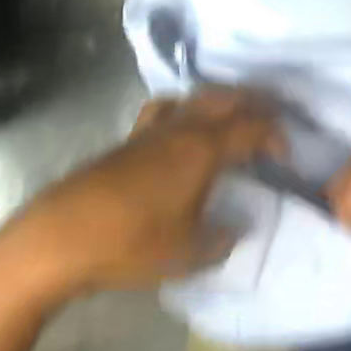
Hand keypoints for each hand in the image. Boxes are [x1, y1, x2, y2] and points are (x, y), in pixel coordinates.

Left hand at [12, 90, 281, 293]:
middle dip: (255, 101)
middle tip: (274, 113)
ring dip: (222, 98)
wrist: (63, 235)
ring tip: (235, 112)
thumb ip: (221, 240)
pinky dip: (184, 107)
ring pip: (196, 97)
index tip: (287, 154)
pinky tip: (182, 124)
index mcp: (204, 149)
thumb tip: (237, 229)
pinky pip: (166, 107)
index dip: (275, 135)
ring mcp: (153, 129)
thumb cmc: (133, 243)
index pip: (251, 128)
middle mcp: (183, 128)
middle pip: (226, 98)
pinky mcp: (130, 138)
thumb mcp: (188, 253)